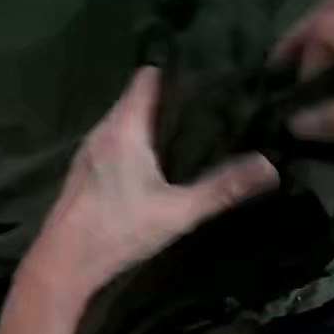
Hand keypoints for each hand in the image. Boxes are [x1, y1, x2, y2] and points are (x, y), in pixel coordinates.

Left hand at [25, 67, 278, 300]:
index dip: (175, 70)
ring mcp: (87, 151)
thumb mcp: (177, 212)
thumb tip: (270, 166)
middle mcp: (101, 131)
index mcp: (124, 127)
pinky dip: (131, 142)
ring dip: (148, 121)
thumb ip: (222, 188)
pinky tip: (149, 160)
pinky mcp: (81, 172)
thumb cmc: (117, 230)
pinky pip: (111, 142)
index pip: (147, 78)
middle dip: (168, 98)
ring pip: (122, 122)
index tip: (207, 71)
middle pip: (136, 99)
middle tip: (207, 102)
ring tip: (184, 127)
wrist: (62, 263)